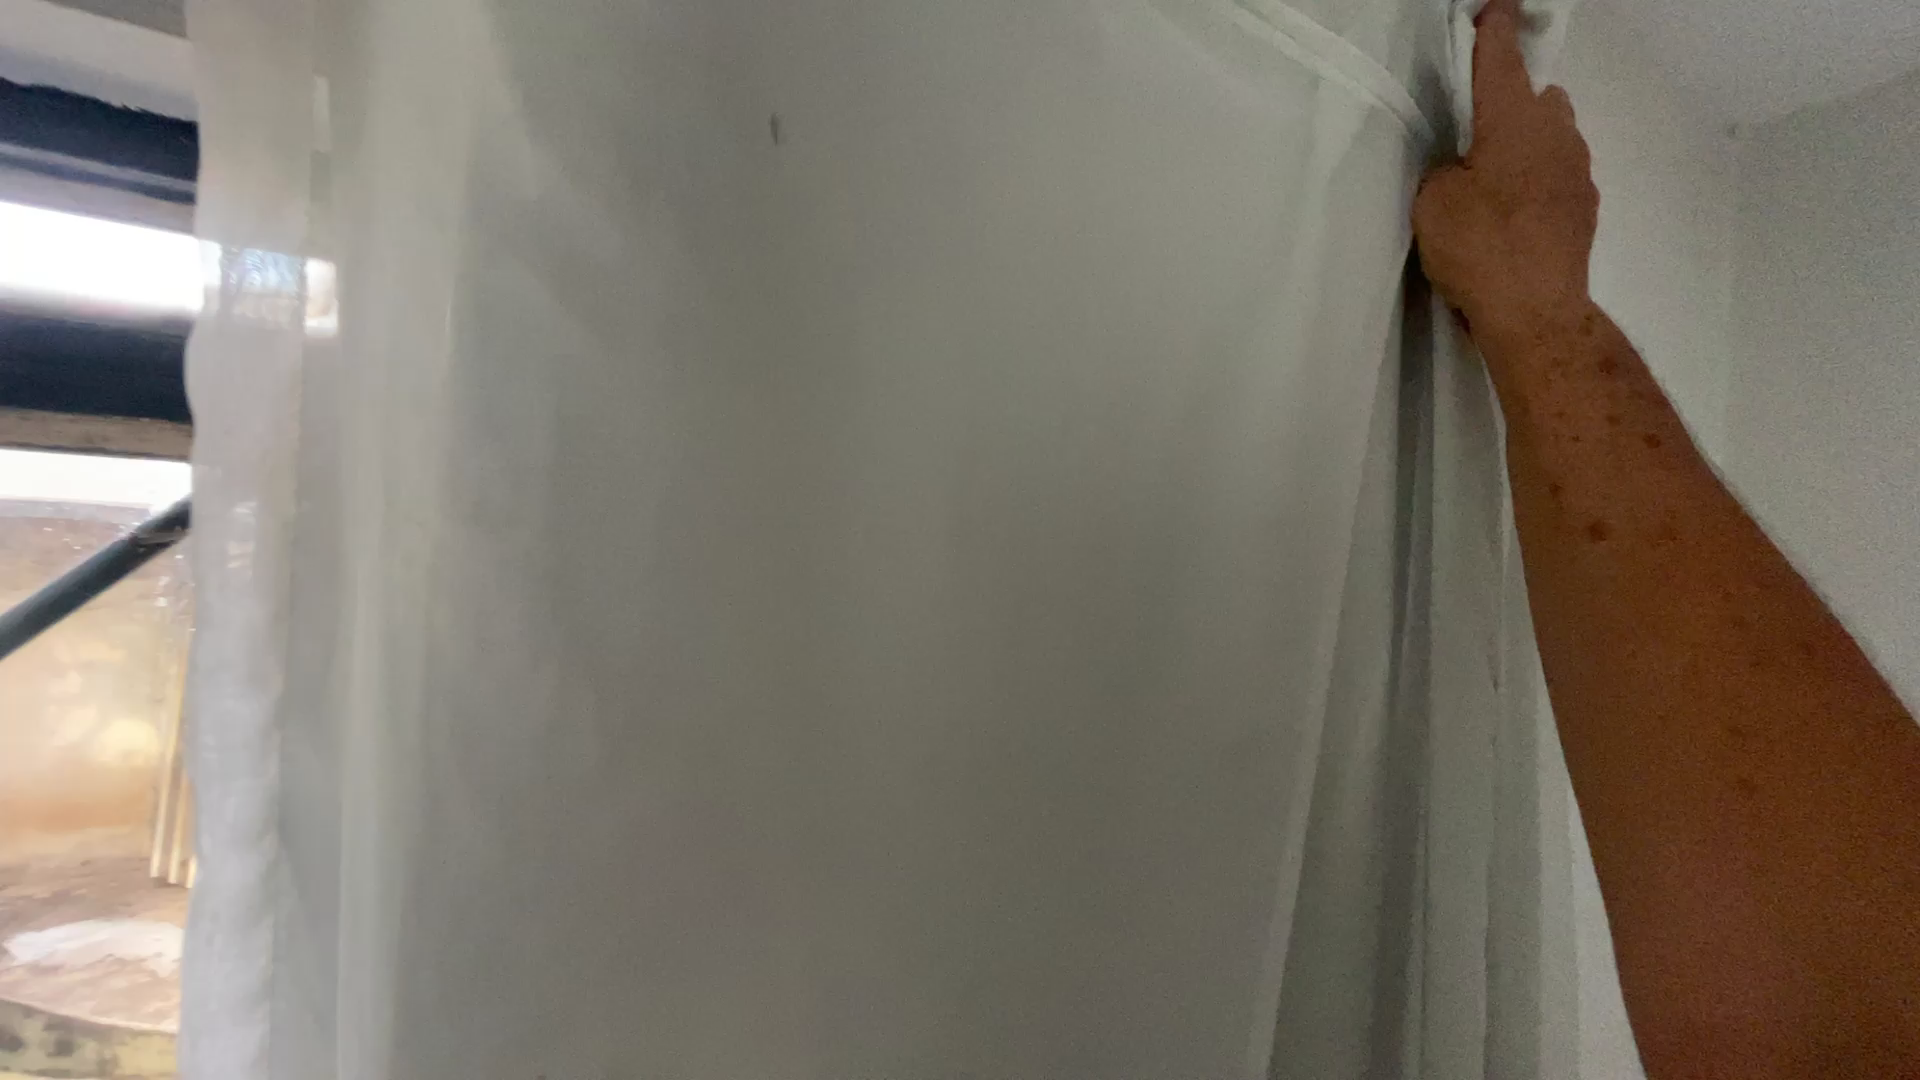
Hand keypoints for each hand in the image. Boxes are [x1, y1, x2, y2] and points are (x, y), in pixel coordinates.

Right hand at [1413, 0, 1597, 337]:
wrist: (1533, 309)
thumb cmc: (1478, 247)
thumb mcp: (1434, 204)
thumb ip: (1444, 173)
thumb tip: (1462, 168)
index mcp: (1514, 123)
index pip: (1502, 63)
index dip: (1493, 34)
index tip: (1493, 10)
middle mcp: (1556, 136)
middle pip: (1539, 99)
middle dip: (1513, 104)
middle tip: (1476, 136)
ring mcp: (1577, 173)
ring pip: (1552, 139)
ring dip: (1524, 150)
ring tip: (1490, 187)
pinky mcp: (1582, 210)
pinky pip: (1556, 180)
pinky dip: (1533, 188)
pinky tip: (1508, 221)